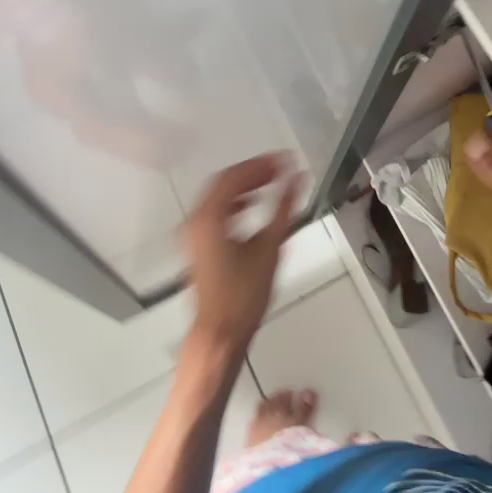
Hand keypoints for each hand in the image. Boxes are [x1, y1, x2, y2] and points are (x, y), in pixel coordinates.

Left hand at [182, 153, 298, 357]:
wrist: (220, 333)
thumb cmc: (244, 296)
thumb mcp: (270, 248)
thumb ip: (284, 208)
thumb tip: (298, 178)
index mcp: (209, 218)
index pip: (234, 177)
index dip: (261, 164)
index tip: (285, 160)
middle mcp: (196, 221)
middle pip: (223, 182)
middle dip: (253, 172)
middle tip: (281, 168)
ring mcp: (193, 234)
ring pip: (218, 196)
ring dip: (244, 186)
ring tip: (272, 182)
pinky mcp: (197, 245)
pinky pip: (214, 211)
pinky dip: (234, 202)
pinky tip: (253, 205)